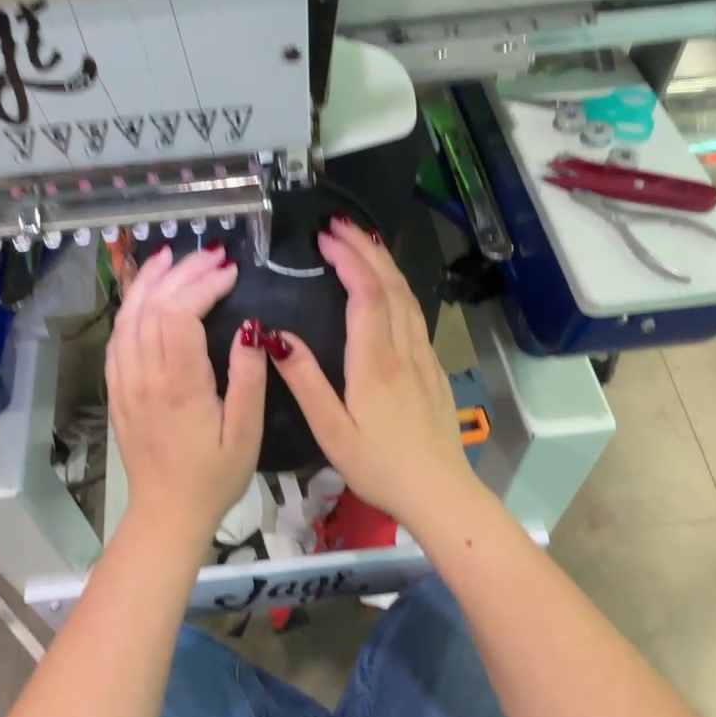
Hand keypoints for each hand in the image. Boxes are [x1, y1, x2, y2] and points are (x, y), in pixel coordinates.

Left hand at [106, 243, 265, 546]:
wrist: (167, 512)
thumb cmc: (214, 477)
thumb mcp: (246, 434)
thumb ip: (248, 378)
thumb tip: (252, 329)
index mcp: (179, 387)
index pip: (180, 314)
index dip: (202, 285)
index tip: (231, 273)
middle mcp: (145, 378)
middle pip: (152, 307)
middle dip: (181, 273)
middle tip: (211, 256)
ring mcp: (125, 383)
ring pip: (128, 318)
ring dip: (149, 282)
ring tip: (171, 257)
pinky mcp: (118, 391)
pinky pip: (117, 339)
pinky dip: (130, 309)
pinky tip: (145, 297)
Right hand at [263, 218, 482, 524]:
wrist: (439, 491)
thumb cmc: (380, 467)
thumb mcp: (331, 432)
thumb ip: (305, 382)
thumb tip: (276, 338)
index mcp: (375, 363)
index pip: (366, 294)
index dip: (348, 259)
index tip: (326, 237)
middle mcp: (404, 351)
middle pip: (391, 285)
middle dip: (366, 249)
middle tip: (340, 225)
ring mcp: (424, 358)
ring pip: (408, 297)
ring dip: (385, 264)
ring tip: (363, 243)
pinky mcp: (433, 370)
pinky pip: (416, 314)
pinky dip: (398, 288)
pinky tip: (389, 289)